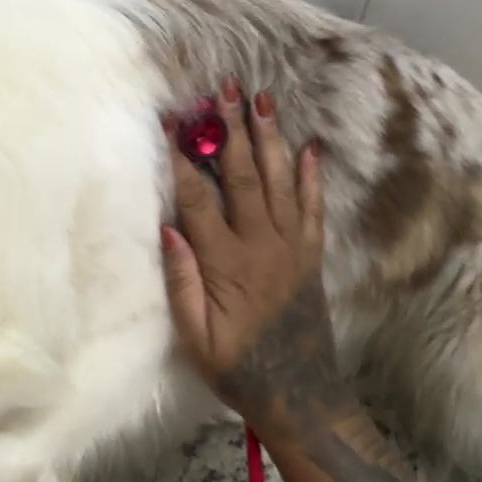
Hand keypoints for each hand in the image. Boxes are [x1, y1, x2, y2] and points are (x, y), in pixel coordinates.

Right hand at [162, 87, 481, 481]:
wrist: (300, 393)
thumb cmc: (238, 367)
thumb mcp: (196, 337)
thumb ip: (182, 282)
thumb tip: (168, 228)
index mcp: (227, 263)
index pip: (198, 198)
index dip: (182, 158)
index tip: (172, 122)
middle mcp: (262, 244)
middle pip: (245, 174)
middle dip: (233, 128)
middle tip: (228, 88)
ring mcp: (292, 245)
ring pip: (280, 180)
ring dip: (270, 138)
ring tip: (263, 100)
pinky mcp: (311, 253)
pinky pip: (313, 206)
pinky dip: (311, 175)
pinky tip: (308, 146)